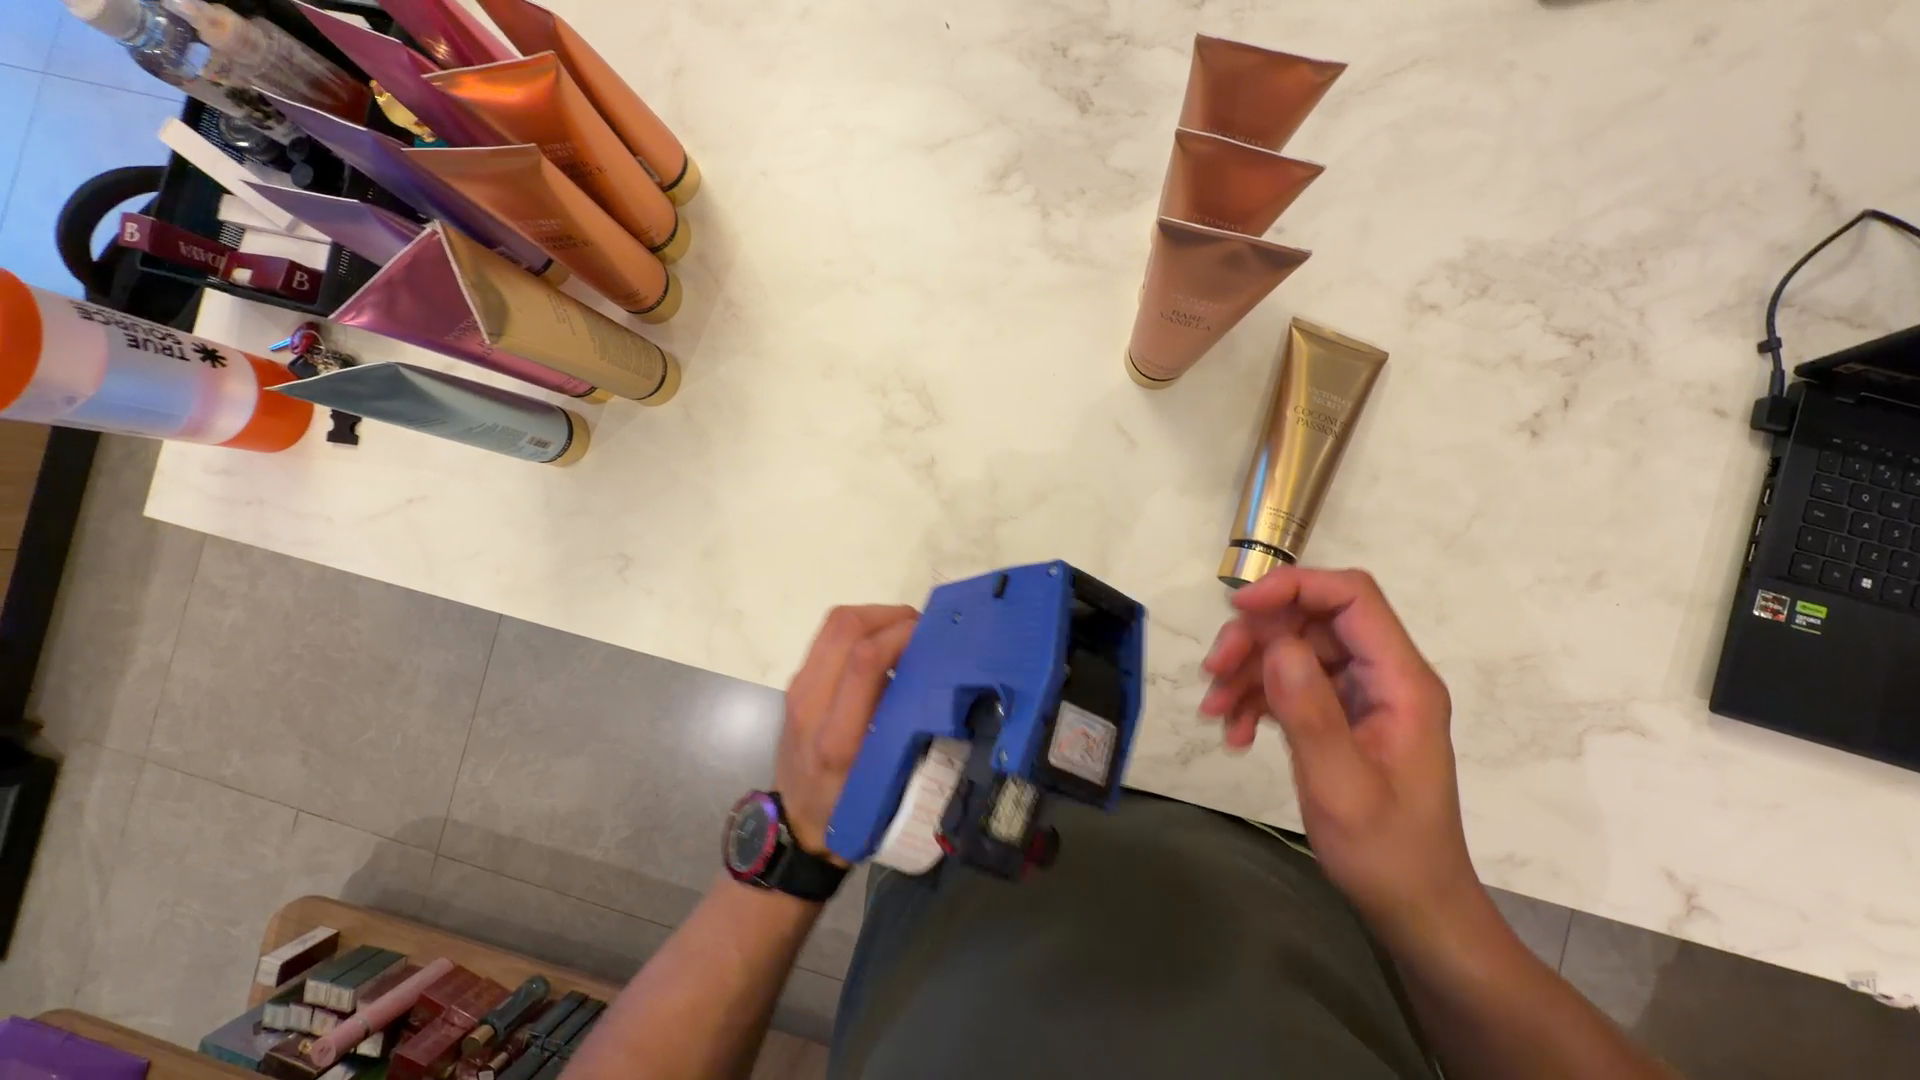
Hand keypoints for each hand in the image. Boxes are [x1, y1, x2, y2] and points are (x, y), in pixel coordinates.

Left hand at [777, 605, 919, 862]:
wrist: (796, 827)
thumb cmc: (852, 813)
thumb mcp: (889, 786)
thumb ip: (909, 737)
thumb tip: (941, 683)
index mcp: (837, 738)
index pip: (864, 660)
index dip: (902, 635)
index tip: (934, 637)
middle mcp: (810, 705)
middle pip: (844, 626)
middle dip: (890, 615)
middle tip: (923, 627)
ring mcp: (798, 690)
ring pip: (834, 624)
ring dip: (875, 617)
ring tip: (907, 632)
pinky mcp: (796, 683)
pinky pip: (829, 638)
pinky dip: (862, 629)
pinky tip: (884, 646)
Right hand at [1199, 567, 1481, 943]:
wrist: (1412, 906)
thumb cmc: (1387, 852)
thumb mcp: (1343, 787)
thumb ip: (1312, 714)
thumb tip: (1278, 646)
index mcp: (1401, 681)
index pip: (1351, 598)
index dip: (1294, 588)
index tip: (1238, 609)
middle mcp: (1383, 677)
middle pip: (1312, 621)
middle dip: (1256, 639)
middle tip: (1212, 674)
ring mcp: (1361, 696)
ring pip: (1294, 651)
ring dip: (1247, 673)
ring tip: (1214, 713)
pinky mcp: (1340, 717)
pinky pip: (1290, 685)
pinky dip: (1256, 701)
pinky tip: (1236, 735)